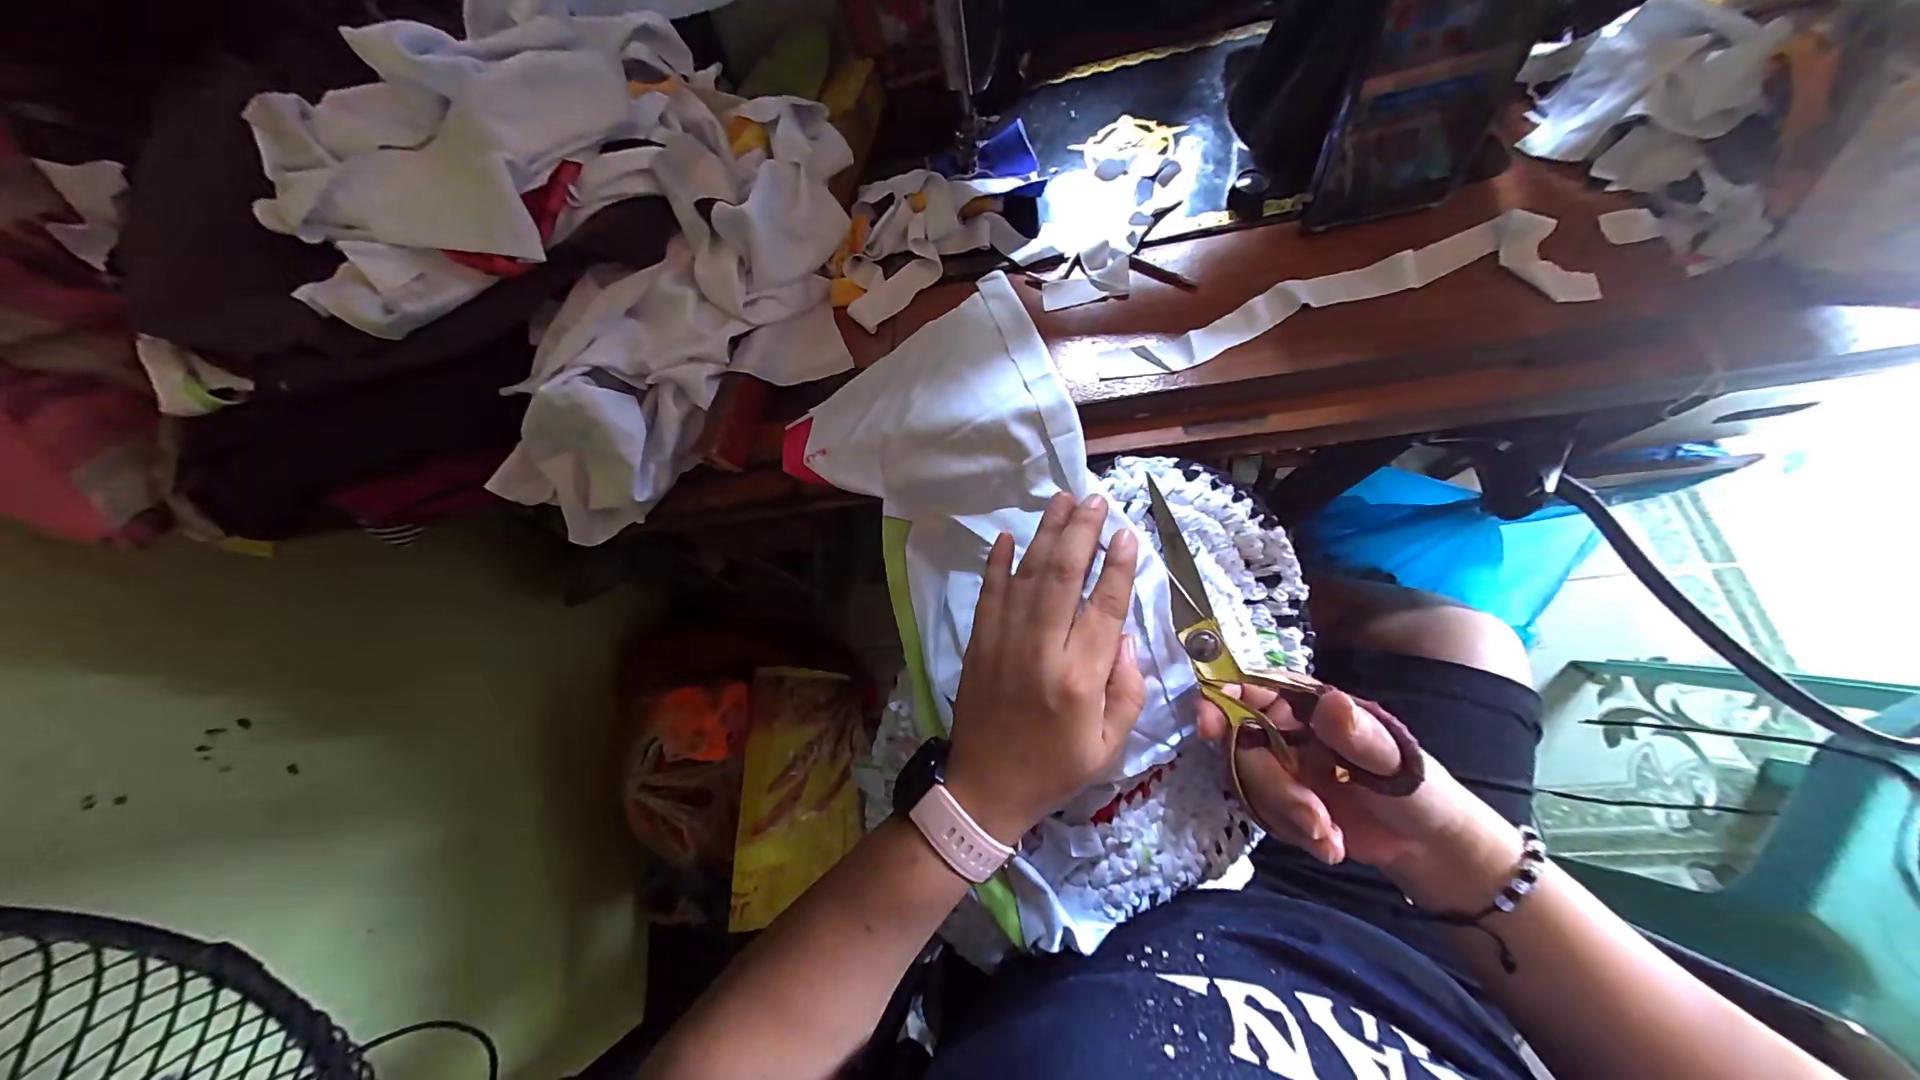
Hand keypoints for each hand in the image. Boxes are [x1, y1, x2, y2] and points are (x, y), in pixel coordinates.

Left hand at [945, 491, 1146, 845]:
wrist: (986, 788)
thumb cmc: (1055, 769)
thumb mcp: (1110, 745)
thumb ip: (1128, 688)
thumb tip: (1123, 634)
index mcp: (1079, 678)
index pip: (1104, 607)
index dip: (1118, 566)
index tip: (1127, 534)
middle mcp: (1041, 650)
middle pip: (1063, 576)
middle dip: (1081, 531)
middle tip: (1095, 500)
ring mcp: (1003, 642)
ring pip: (1028, 575)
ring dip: (1046, 534)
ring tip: (1062, 500)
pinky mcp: (978, 643)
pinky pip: (988, 593)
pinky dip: (997, 562)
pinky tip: (1010, 535)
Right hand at [1197, 686, 1521, 911]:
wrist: (1430, 850)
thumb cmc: (1420, 791)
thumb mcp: (1397, 764)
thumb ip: (1361, 736)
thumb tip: (1331, 700)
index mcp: (1307, 704)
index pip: (1249, 687)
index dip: (1220, 699)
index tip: (1209, 724)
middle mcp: (1282, 728)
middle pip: (1240, 744)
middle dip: (1272, 786)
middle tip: (1314, 818)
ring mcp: (1276, 763)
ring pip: (1247, 781)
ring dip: (1286, 814)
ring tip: (1332, 837)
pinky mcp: (1276, 799)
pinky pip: (1259, 812)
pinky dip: (1292, 833)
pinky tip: (1329, 844)